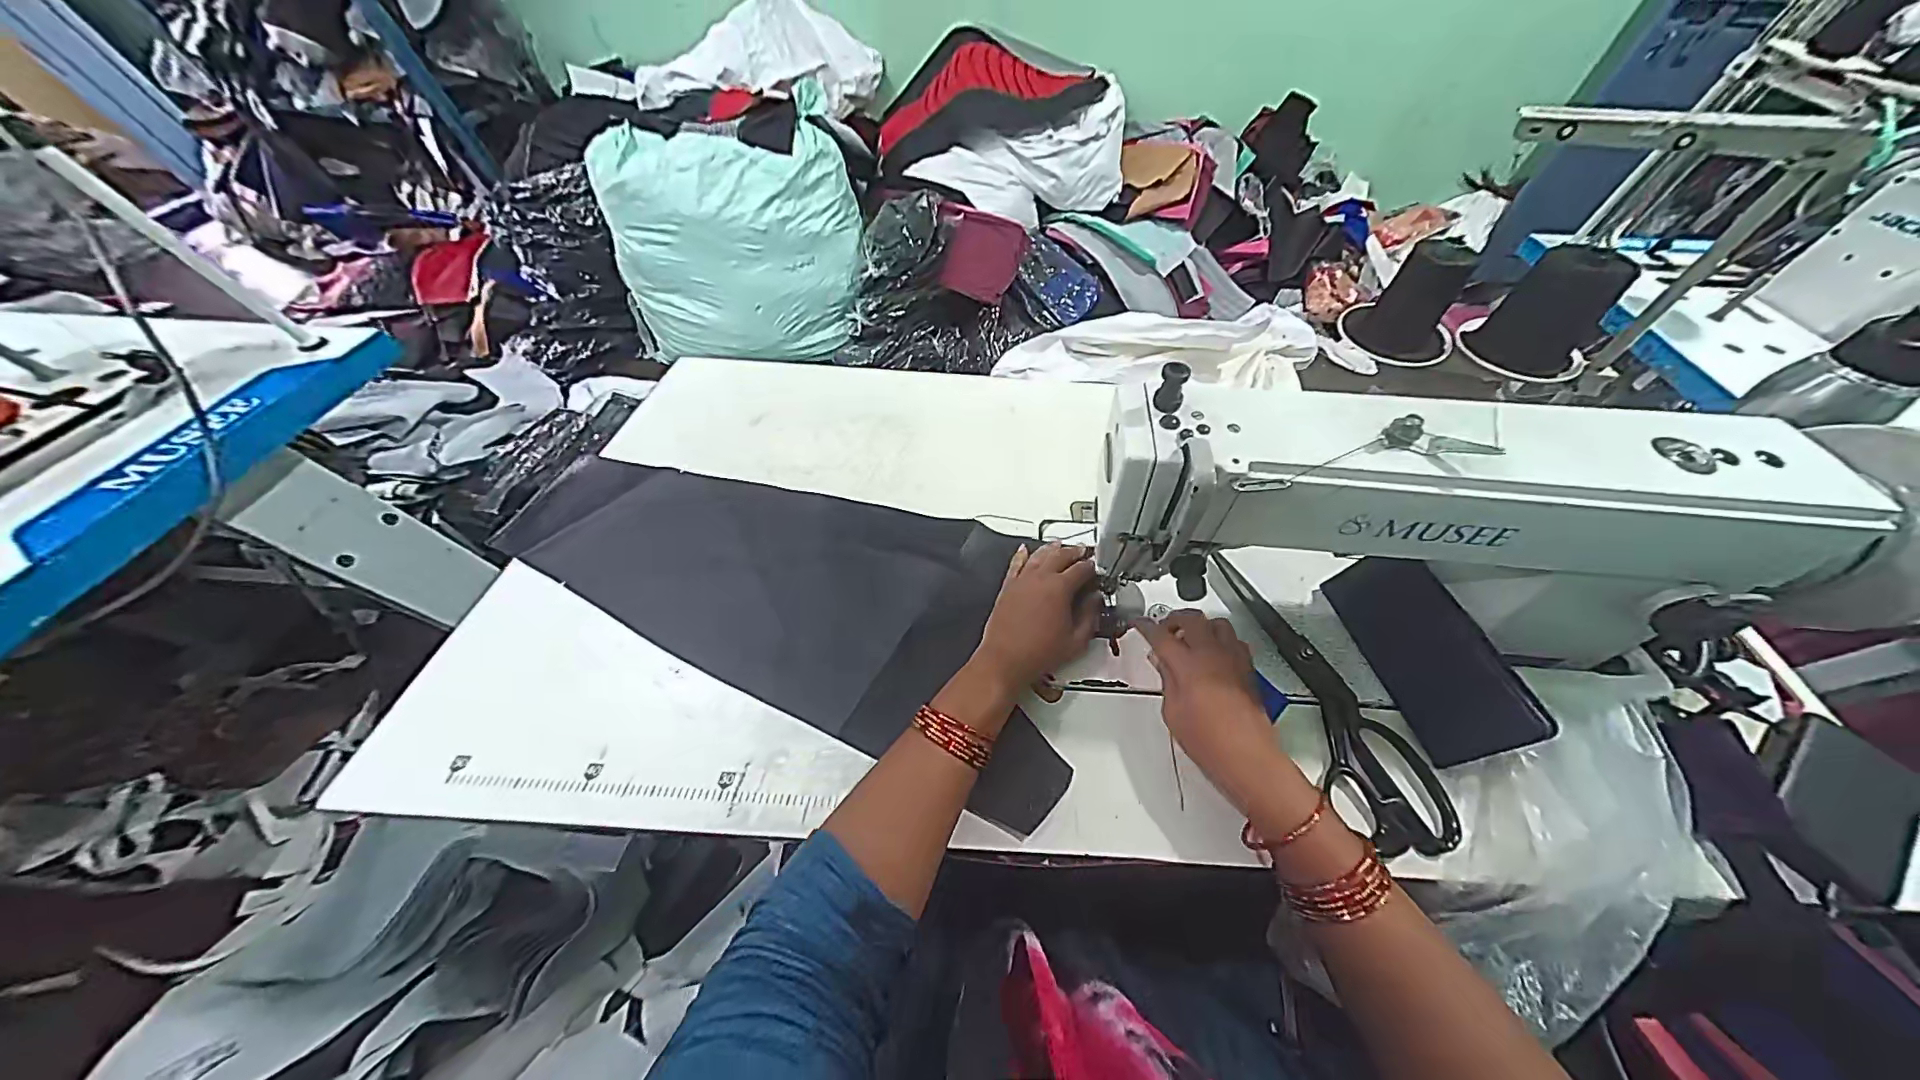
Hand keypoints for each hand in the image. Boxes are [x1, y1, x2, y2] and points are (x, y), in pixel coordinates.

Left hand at [973, 543, 1099, 689]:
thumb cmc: (1036, 653)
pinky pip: (1016, 564)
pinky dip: (1022, 554)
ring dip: (1052, 549)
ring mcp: (1021, 581)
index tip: (1096, 569)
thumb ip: (1090, 617)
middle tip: (1083, 552)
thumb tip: (1094, 602)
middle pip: (1061, 555)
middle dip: (1075, 552)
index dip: (1092, 567)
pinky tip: (1024, 550)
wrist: (1005, 660)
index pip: (1082, 569)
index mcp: (1059, 588)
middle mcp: (1039, 579)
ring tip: (1061, 546)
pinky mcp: (1007, 587)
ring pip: (1039, 555)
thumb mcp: (1076, 640)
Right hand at [1135, 611, 1295, 812]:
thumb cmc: (1212, 741)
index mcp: (1187, 664)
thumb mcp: (1172, 712)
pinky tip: (1214, 651)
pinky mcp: (1248, 669)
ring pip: (1217, 624)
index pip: (1160, 634)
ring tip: (1189, 636)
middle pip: (1191, 618)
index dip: (1146, 626)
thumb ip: (1167, 680)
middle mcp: (1212, 655)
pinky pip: (1234, 641)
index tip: (1140, 624)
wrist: (1246, 756)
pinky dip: (1220, 639)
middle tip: (1164, 628)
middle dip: (1174, 619)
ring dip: (1200, 625)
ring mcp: (1233, 660)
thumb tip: (1164, 664)